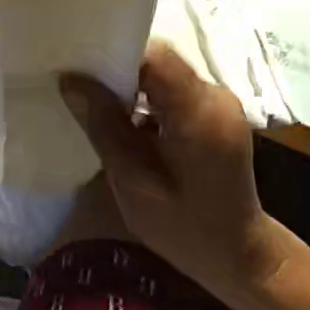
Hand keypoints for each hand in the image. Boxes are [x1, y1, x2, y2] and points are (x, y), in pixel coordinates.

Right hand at [59, 43, 292, 301]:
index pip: (155, 58)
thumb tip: (70, 81)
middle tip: (78, 86)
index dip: (114, 54)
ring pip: (165, 74)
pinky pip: (175, 90)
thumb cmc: (185, 229)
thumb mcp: (134, 184)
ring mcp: (220, 102)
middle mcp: (216, 96)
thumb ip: (104, 127)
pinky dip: (148, 99)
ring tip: (95, 104)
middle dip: (118, 70)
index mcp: (201, 113)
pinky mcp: (217, 111)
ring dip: (131, 86)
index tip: (77, 66)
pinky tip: (124, 120)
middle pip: (160, 62)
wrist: (239, 255)